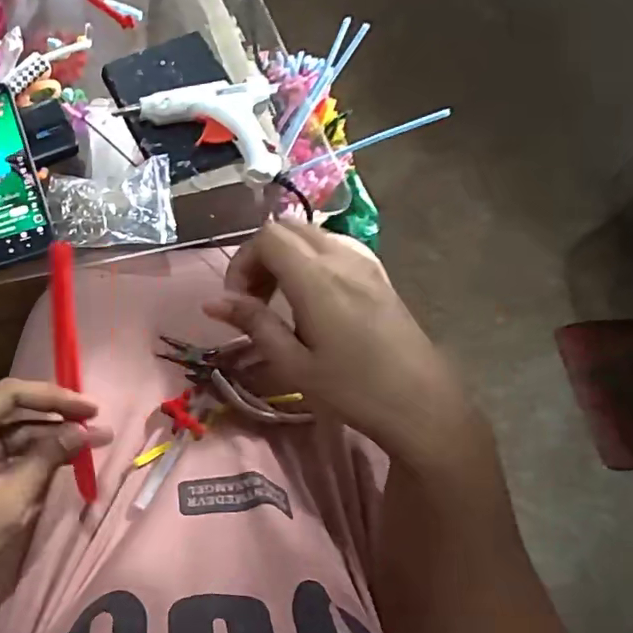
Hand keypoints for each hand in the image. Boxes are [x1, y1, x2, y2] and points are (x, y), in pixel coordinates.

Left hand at [0, 379, 108, 609]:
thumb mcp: (12, 497)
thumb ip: (49, 457)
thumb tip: (87, 431)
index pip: (10, 394)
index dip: (53, 397)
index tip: (90, 407)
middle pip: (12, 409)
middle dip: (55, 415)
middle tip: (95, 421)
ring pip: (14, 431)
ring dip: (49, 435)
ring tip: (90, 440)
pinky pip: (9, 452)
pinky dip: (36, 454)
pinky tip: (65, 456)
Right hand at [204, 220, 468, 462]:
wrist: (420, 403)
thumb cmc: (351, 389)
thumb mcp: (293, 363)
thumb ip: (254, 323)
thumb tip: (213, 302)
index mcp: (317, 279)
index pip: (267, 237)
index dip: (242, 262)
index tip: (238, 302)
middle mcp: (342, 258)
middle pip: (288, 228)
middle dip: (260, 256)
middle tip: (253, 300)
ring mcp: (365, 263)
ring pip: (311, 235)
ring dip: (284, 257)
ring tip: (278, 301)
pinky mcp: (379, 274)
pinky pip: (334, 248)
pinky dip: (310, 261)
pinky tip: (310, 300)